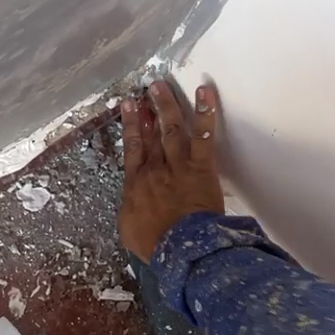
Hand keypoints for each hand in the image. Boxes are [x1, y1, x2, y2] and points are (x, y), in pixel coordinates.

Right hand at [119, 76, 225, 261]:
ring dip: (167, 105)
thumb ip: (130, 209)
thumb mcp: (130, 228)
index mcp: (136, 183)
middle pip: (151, 134)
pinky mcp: (201, 167)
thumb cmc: (155, 244)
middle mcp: (155, 168)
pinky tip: (205, 92)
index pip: (132, 148)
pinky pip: (204, 135)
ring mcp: (178, 165)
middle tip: (148, 89)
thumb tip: (132, 202)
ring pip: (171, 128)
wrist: (180, 249)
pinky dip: (205, 112)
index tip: (129, 106)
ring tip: (163, 86)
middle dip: (149, 110)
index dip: (131, 126)